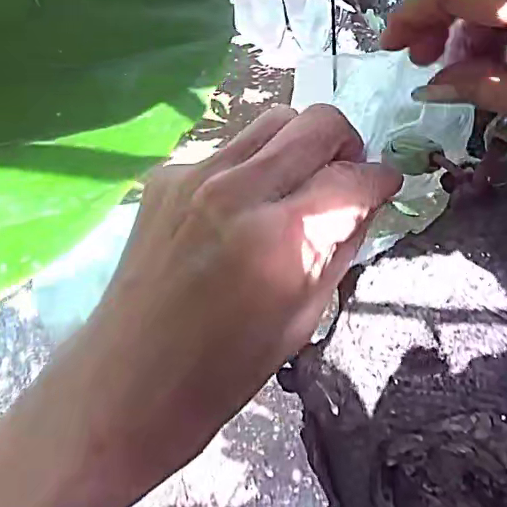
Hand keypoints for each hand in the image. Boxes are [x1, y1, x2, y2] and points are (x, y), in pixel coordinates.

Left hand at [0, 105, 398, 506]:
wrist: (122, 387)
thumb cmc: (223, 373)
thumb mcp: (305, 316)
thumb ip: (342, 245)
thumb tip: (367, 198)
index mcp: (282, 240)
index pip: (355, 177)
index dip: (382, 180)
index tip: (385, 187)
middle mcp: (238, 191)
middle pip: (319, 122)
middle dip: (347, 144)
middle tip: (345, 177)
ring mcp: (195, 175)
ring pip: (275, 119)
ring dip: (302, 143)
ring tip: (299, 181)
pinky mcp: (167, 175)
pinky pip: (232, 146)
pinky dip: (254, 164)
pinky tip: (245, 204)